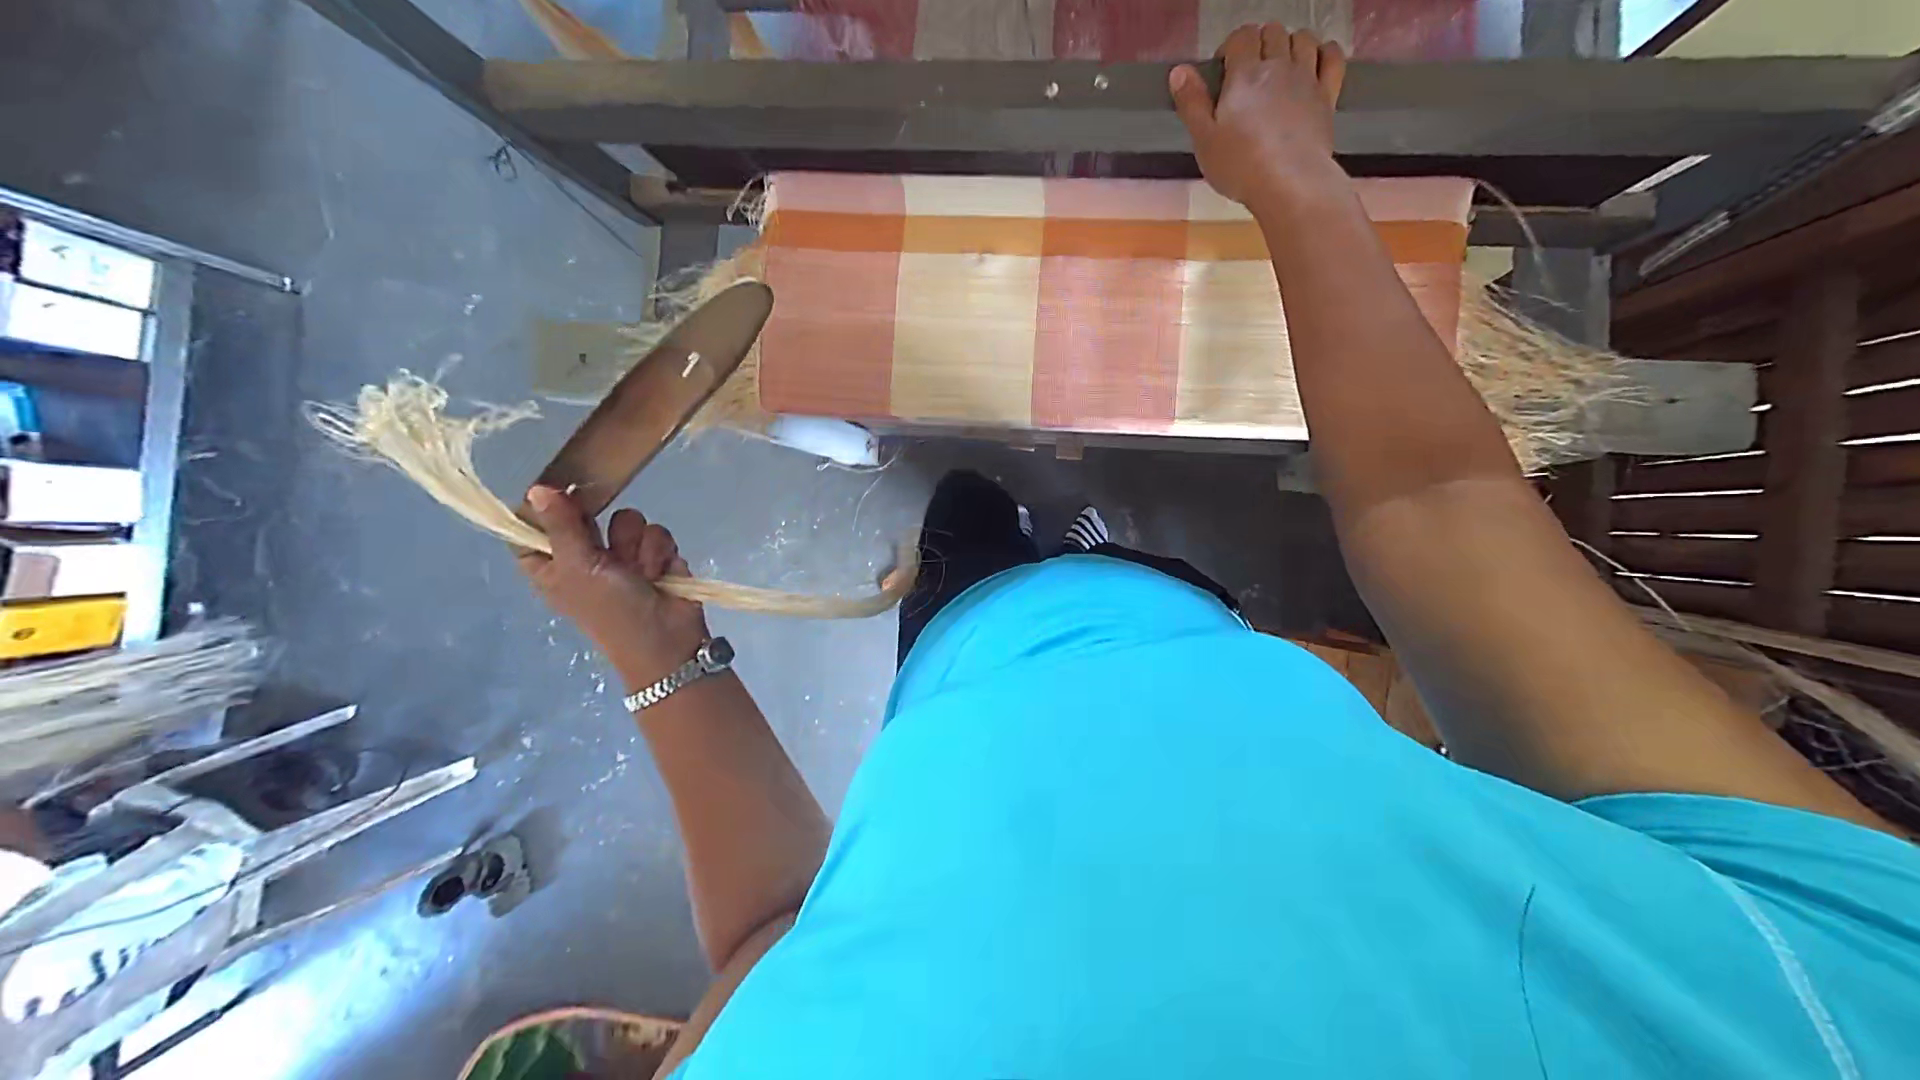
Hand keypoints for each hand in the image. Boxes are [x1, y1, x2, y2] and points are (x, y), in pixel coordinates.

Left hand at [519, 485, 710, 688]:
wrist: (666, 640)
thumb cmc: (611, 610)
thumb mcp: (577, 567)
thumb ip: (560, 525)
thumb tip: (536, 488)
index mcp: (553, 565)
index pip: (534, 529)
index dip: (542, 509)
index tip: (554, 489)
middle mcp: (586, 557)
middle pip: (584, 516)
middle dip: (602, 525)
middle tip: (600, 534)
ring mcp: (624, 555)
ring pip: (627, 520)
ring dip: (635, 543)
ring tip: (640, 569)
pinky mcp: (657, 555)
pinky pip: (656, 533)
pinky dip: (659, 552)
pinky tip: (659, 572)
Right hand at [1170, 23, 1347, 210]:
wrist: (1289, 182)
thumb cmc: (1240, 165)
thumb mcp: (1204, 140)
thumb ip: (1191, 103)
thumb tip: (1179, 70)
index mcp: (1245, 75)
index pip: (1241, 38)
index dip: (1230, 47)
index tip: (1222, 69)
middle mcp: (1279, 66)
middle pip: (1272, 33)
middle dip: (1259, 43)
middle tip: (1248, 70)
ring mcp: (1307, 77)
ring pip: (1302, 39)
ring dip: (1289, 43)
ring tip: (1278, 65)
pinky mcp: (1327, 95)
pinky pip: (1332, 57)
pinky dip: (1323, 51)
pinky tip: (1315, 61)